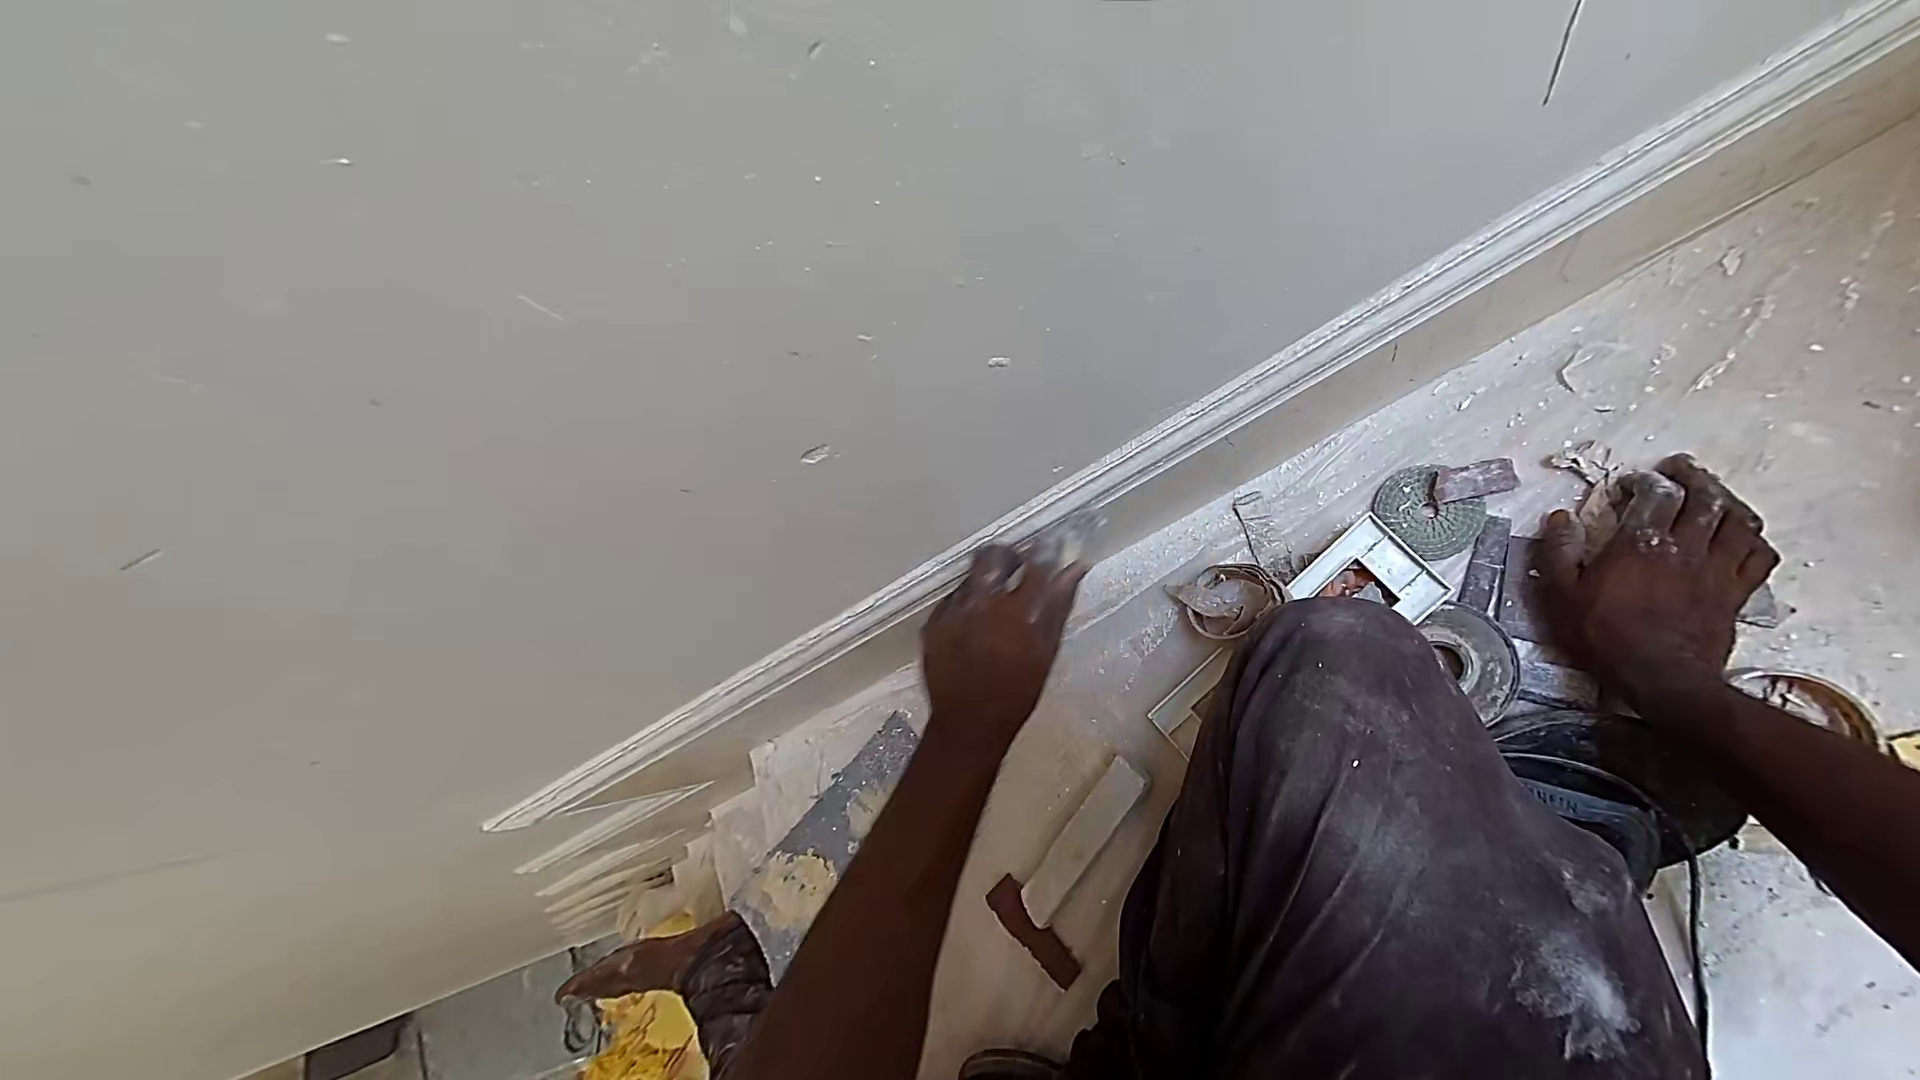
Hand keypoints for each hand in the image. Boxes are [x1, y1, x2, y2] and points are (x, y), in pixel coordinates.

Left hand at [921, 545, 1088, 754]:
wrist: (969, 723)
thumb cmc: (1017, 692)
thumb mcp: (1046, 652)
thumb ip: (1058, 606)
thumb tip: (1074, 568)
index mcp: (1018, 613)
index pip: (1036, 564)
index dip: (1044, 551)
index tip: (1048, 547)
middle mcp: (983, 604)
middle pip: (993, 556)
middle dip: (1006, 557)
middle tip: (1013, 570)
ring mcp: (953, 612)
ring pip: (970, 577)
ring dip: (984, 583)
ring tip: (991, 606)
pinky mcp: (933, 624)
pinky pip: (951, 601)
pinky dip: (964, 606)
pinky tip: (970, 627)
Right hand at [1540, 453, 1778, 705]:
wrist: (1659, 675)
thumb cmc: (1601, 633)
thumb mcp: (1560, 592)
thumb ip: (1558, 551)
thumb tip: (1559, 517)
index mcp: (1640, 546)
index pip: (1654, 498)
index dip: (1644, 483)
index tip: (1629, 482)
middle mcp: (1686, 549)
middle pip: (1704, 500)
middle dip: (1692, 478)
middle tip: (1678, 468)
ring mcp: (1718, 569)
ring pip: (1738, 521)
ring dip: (1727, 499)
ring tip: (1713, 491)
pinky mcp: (1737, 590)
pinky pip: (1759, 554)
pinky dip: (1752, 536)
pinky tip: (1741, 533)